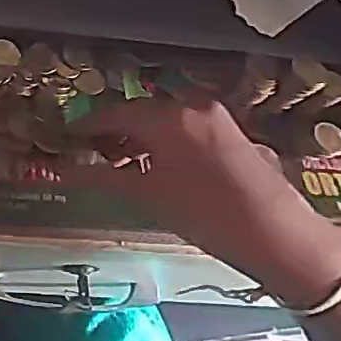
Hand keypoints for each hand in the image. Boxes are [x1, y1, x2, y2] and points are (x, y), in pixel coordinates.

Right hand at [65, 92, 340, 304]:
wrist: (277, 235)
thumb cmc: (207, 216)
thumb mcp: (148, 197)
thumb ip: (103, 176)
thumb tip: (65, 169)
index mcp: (169, 118)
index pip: (113, 113)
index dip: (84, 126)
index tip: (62, 139)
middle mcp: (191, 106)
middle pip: (136, 111)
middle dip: (108, 131)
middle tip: (84, 154)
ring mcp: (213, 115)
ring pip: (159, 119)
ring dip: (133, 137)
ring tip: (112, 164)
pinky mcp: (226, 130)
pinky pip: (180, 126)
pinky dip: (158, 141)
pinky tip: (146, 164)